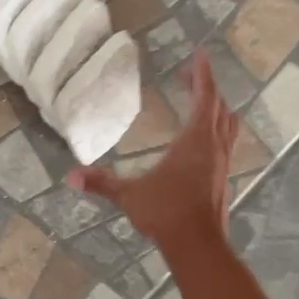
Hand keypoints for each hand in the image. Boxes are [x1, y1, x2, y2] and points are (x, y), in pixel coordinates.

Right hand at [67, 51, 237, 246]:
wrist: (197, 243)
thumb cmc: (166, 212)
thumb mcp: (129, 195)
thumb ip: (101, 184)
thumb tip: (70, 176)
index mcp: (195, 140)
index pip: (204, 97)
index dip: (202, 74)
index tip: (198, 55)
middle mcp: (214, 146)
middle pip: (219, 108)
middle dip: (206, 89)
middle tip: (190, 79)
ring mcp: (222, 163)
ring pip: (227, 126)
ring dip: (217, 111)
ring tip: (203, 106)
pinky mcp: (222, 180)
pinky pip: (224, 145)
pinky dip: (216, 133)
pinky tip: (202, 145)